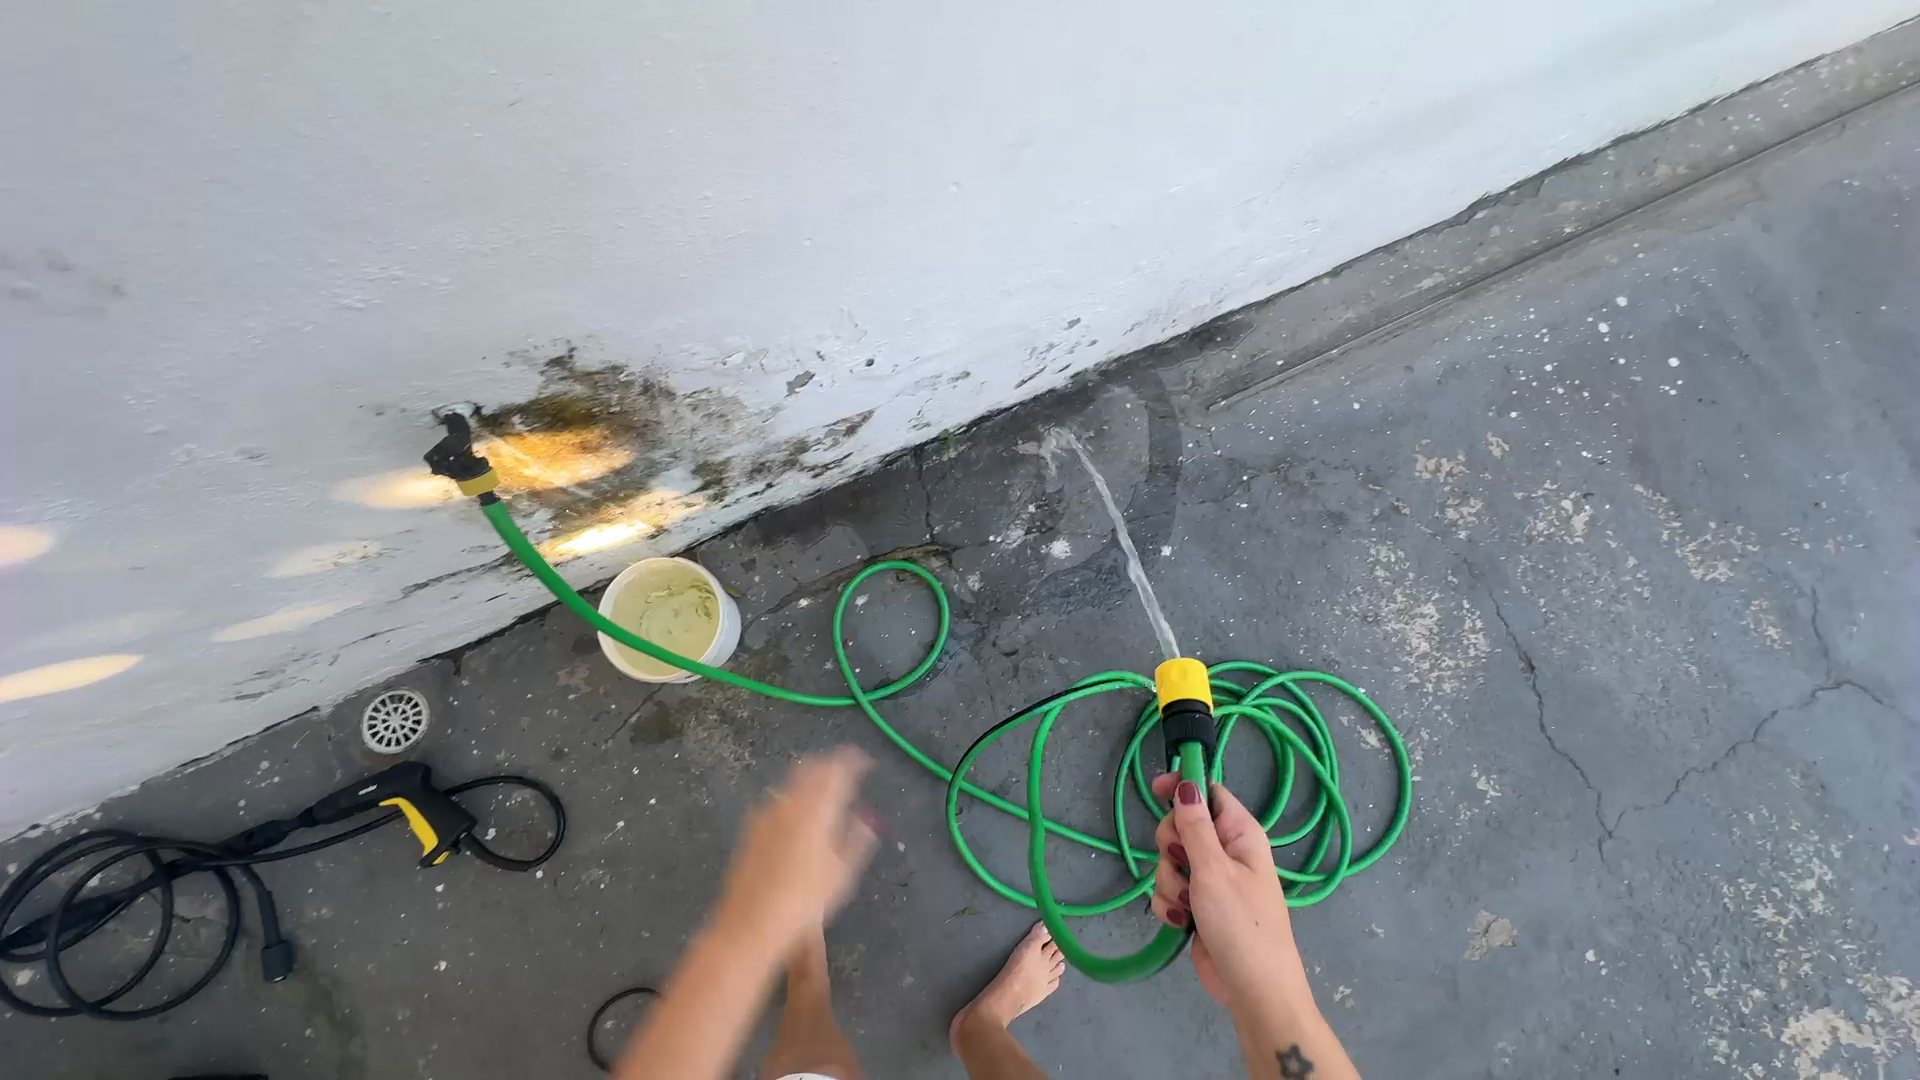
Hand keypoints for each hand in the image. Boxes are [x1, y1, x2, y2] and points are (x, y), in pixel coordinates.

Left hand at [713, 748, 879, 947]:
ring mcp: (766, 814)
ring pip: (792, 783)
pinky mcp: (751, 829)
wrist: (749, 925)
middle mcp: (789, 802)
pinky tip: (799, 819)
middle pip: (811, 767)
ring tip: (826, 797)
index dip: (854, 760)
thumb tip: (865, 820)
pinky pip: (778, 800)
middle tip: (847, 775)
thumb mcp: (842, 874)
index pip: (837, 768)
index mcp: (816, 807)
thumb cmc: (803, 901)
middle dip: (830, 765)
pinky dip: (794, 799)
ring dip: (811, 781)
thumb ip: (857, 840)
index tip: (867, 762)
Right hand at [1149, 773, 1312, 1015]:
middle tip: (1182, 863)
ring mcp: (1210, 879)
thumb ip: (1195, 826)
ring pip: (1169, 861)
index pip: (1208, 791)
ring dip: (1170, 882)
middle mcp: (1225, 851)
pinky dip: (1170, 905)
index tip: (1155, 789)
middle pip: (1180, 825)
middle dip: (1170, 846)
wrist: (1253, 990)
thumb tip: (1186, 784)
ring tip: (1189, 906)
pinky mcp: (1196, 905)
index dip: (1183, 786)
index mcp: (1239, 833)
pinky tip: (1183, 923)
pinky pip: (1169, 890)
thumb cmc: (1241, 924)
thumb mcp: (1214, 870)